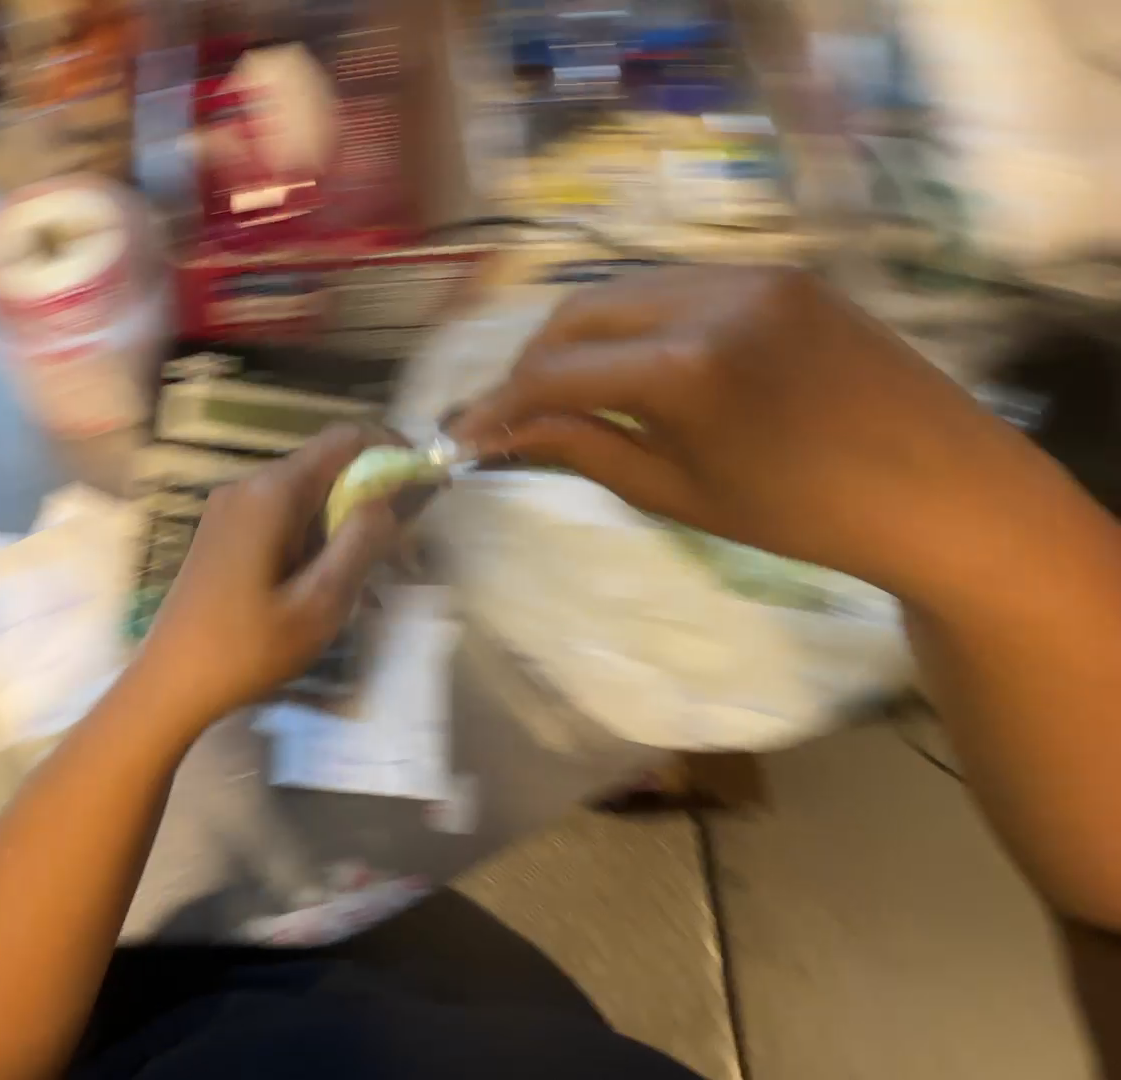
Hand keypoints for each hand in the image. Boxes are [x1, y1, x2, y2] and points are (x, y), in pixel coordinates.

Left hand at [129, 425, 398, 724]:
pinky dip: (310, 534)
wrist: (171, 681)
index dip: (392, 450)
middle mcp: (246, 485)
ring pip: (302, 494)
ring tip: (362, 576)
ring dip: (340, 521)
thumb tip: (390, 494)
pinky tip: (320, 582)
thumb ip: (361, 541)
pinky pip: (278, 515)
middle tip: (399, 546)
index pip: (345, 439)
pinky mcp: (220, 532)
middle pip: (324, 466)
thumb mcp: (320, 603)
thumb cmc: (249, 648)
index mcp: (271, 492)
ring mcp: (227, 508)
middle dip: (369, 494)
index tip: (425, 486)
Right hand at [448, 266, 1096, 607]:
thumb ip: (578, 446)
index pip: (553, 373)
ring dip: (572, 340)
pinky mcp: (776, 272)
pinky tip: (624, 364)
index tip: (458, 436)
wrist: (945, 491)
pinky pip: (667, 286)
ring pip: (616, 291)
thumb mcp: (670, 490)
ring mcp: (750, 275)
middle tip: (510, 415)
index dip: (495, 405)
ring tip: (560, 392)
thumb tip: (498, 432)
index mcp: (686, 368)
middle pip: (574, 314)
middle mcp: (712, 299)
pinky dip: (625, 322)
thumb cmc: (797, 514)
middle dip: (528, 366)